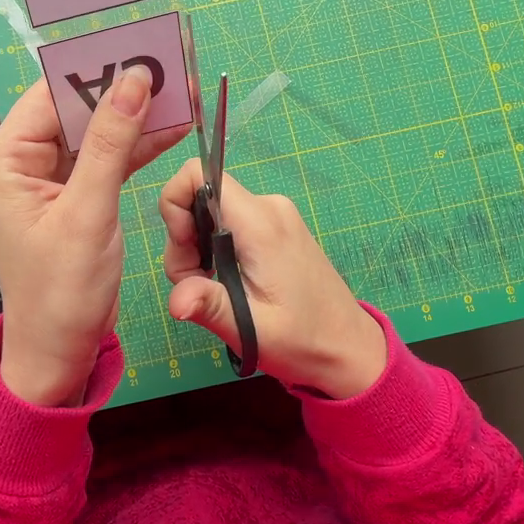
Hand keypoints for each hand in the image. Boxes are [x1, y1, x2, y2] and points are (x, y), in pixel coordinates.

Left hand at [0, 69, 189, 405]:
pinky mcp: (76, 195)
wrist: (59, 350)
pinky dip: (136, 146)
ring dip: (135, 117)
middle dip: (121, 91)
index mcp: (7, 158)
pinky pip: (107, 159)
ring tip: (181, 92)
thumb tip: (133, 79)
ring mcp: (50, 178)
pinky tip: (172, 128)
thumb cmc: (61, 290)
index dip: (96, 70)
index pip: (51, 94)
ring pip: (96, 132)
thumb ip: (111, 143)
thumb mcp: (87, 212)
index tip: (142, 50)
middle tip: (171, 68)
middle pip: (75, 108)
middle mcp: (24, 160)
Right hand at [159, 162, 385, 398]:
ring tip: (217, 291)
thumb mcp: (251, 328)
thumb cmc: (303, 339)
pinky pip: (227, 224)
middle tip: (200, 285)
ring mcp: (273, 215)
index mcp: (260, 223)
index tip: (184, 249)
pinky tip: (230, 284)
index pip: (197, 174)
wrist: (348, 348)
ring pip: (209, 215)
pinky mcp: (274, 227)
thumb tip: (175, 301)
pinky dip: (215, 251)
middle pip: (198, 200)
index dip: (175, 205)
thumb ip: (210, 306)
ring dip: (198, 252)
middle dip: (184, 243)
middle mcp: (266, 207)